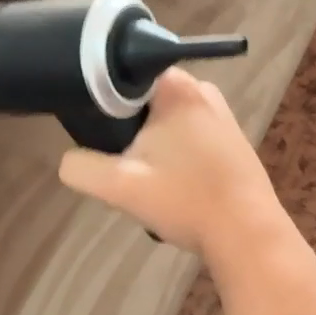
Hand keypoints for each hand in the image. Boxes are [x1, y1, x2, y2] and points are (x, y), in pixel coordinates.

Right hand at [59, 69, 295, 271]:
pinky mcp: (232, 142)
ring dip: (151, 149)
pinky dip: (174, 158)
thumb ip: (80, 168)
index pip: (123, 79)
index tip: (99, 139)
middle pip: (143, 104)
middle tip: (122, 168)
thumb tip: (69, 160)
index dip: (103, 107)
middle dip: (128, 132)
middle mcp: (203, 90)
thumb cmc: (185, 201)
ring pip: (165, 124)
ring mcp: (222, 116)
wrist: (246, 235)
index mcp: (176, 88)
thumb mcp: (118, 187)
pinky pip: (187, 139)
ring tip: (148, 182)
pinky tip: (173, 188)